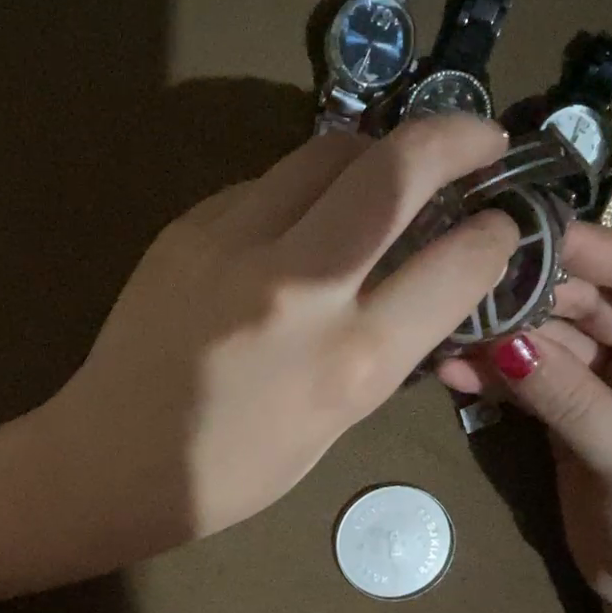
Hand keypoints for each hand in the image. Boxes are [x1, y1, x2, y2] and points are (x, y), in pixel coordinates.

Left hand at [43, 116, 517, 543]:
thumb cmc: (229, 473)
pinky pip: (264, 183)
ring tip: (388, 172)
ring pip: (328, 152)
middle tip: (481, 140)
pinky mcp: (186, 228)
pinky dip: (299, 190)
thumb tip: (420, 283)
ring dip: (375, 152)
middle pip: (397, 167)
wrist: (109, 462)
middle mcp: (299, 288)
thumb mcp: (331, 427)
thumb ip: (381, 349)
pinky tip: (297, 221)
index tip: (502, 226)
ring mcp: (233, 247)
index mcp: (348, 362)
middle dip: (458, 138)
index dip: (498, 236)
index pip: (457, 263)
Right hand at [438, 224, 611, 612]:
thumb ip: (574, 401)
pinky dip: (500, 378)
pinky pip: (538, 383)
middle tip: (467, 281)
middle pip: (599, 303)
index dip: (595, 253)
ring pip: (561, 340)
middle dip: (537, 294)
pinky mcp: (582, 417)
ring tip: (447, 325)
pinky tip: (453, 370)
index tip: (524, 229)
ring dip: (508, 336)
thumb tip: (502, 343)